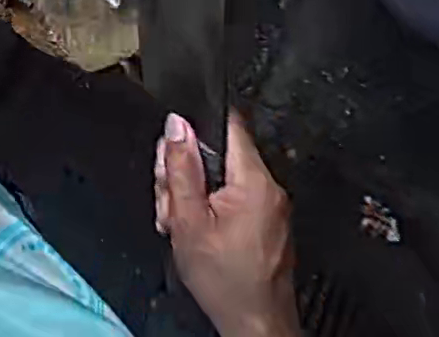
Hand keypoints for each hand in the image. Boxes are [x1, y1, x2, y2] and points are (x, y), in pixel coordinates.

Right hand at [155, 112, 300, 336]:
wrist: (255, 329)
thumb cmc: (223, 279)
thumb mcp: (187, 218)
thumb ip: (180, 166)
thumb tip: (177, 123)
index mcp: (254, 184)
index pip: (229, 124)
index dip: (195, 123)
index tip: (173, 139)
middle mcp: (268, 190)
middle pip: (214, 151)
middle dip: (182, 167)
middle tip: (170, 197)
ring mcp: (268, 207)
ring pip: (215, 173)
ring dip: (188, 188)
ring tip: (179, 218)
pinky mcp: (263, 220)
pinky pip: (226, 193)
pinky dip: (203, 202)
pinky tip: (191, 225)